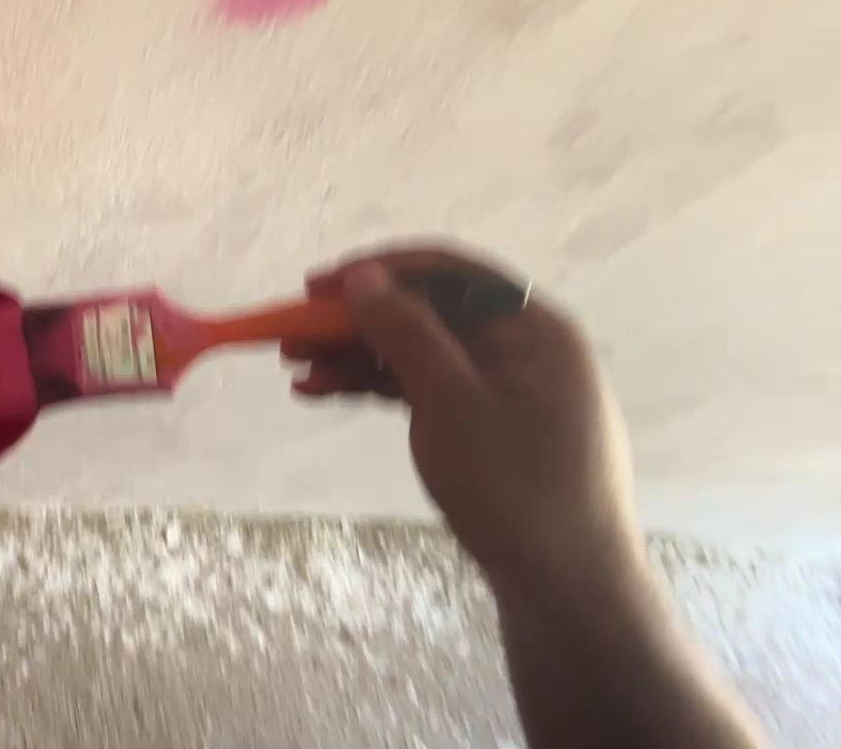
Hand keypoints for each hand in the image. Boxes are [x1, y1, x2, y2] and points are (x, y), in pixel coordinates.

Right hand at [286, 245, 644, 600]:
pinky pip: (411, 381)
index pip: (444, 272)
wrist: (560, 582)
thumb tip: (361, 276)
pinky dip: (365, 383)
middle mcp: (513, 345)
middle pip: (417, 311)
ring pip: (406, 347)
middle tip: (291, 334)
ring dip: (347, 354)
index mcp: (528, 329)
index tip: (315, 288)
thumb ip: (405, 331)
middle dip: (349, 321)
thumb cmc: (513, 483)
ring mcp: (493, 381)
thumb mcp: (450, 400)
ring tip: (293, 366)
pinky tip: (319, 391)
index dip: (375, 270)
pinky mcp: (473, 413)